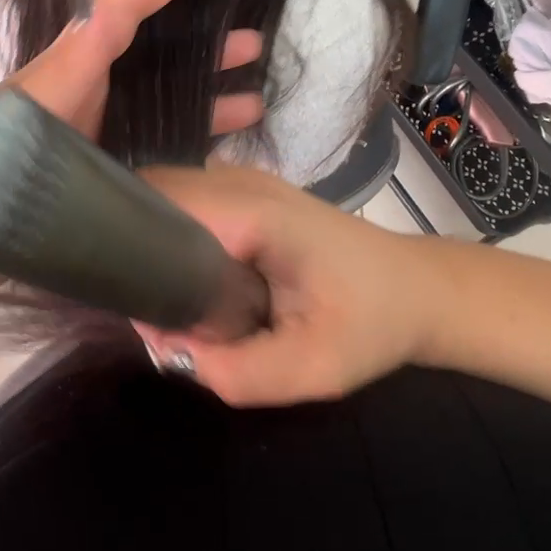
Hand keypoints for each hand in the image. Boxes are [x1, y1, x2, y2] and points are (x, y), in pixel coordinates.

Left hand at [0, 0, 264, 138]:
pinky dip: (181, 141)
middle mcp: (83, 86)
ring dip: (201, 95)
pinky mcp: (86, 163)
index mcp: (69, 65)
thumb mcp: (28, 106)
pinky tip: (215, 156)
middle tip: (254, 43)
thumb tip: (108, 14)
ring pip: (155, 99)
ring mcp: (86, 126)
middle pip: (150, 53)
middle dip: (202, 44)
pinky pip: (145, 141)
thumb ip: (67, 62)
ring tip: (254, 101)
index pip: (122, 6)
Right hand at [135, 165, 447, 406]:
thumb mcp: (315, 369)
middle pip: (153, 194)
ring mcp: (237, 177)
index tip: (138, 306)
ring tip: (165, 295)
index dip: (135, 252)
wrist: (415, 288)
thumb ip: (241, 373)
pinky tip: (186, 276)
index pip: (159, 207)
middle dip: (136, 248)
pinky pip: (182, 199)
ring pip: (163, 193)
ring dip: (150, 239)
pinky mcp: (239, 188)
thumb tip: (170, 352)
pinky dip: (169, 231)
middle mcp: (236, 180)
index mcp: (252, 211)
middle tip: (149, 308)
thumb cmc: (371, 324)